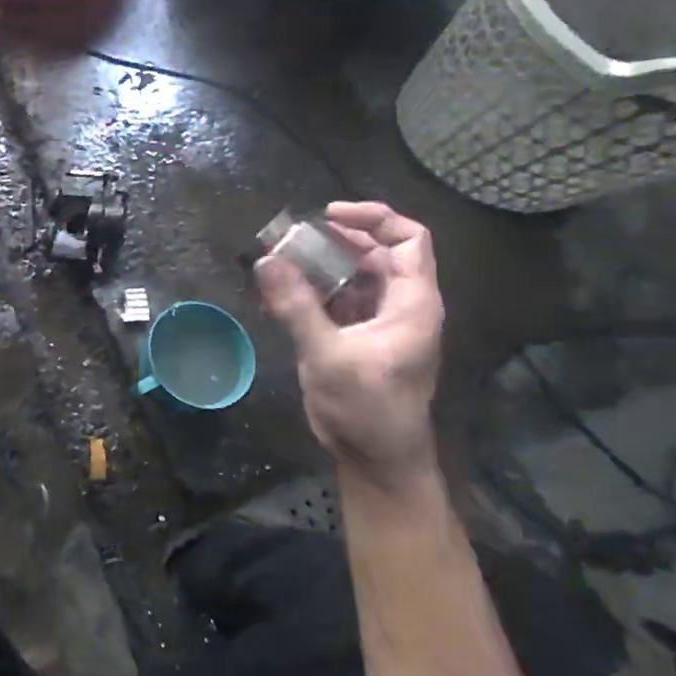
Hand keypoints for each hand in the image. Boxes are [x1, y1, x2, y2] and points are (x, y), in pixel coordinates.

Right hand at [255, 201, 444, 488]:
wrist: (376, 459)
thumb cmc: (368, 408)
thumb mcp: (329, 355)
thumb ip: (296, 306)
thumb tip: (265, 260)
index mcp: (411, 303)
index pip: (407, 240)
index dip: (373, 218)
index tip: (327, 215)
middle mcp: (398, 305)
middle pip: (374, 253)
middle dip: (333, 240)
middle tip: (289, 237)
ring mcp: (376, 321)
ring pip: (350, 276)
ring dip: (316, 264)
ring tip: (276, 260)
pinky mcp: (354, 337)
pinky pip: (333, 299)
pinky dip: (308, 289)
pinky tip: (276, 293)